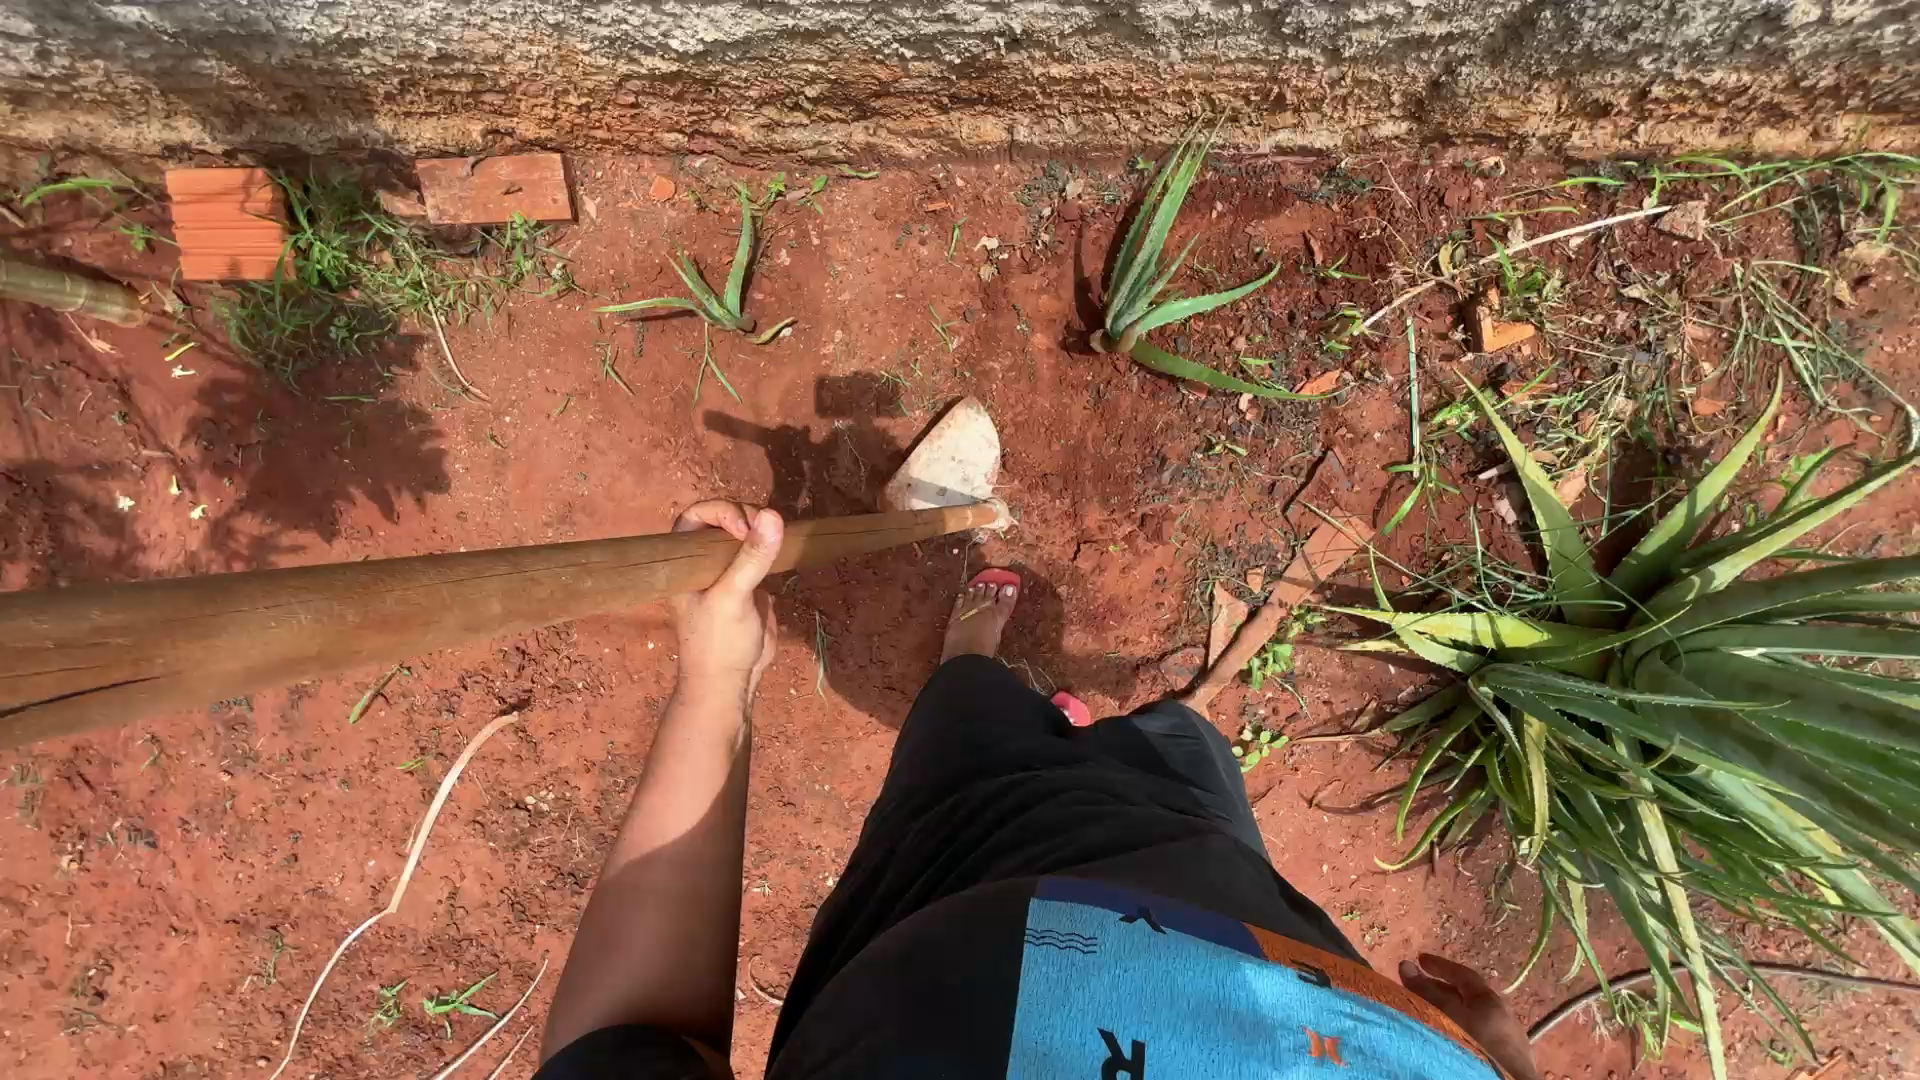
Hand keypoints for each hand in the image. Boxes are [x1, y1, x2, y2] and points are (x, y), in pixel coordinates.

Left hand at [669, 500, 783, 701]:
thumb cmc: (717, 641)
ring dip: (762, 530)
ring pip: (745, 534)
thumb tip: (773, 516)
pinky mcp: (750, 583)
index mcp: (685, 559)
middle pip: (724, 519)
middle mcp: (704, 559)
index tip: (744, 528)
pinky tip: (785, 550)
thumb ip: (752, 557)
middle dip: (747, 516)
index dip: (722, 511)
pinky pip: (761, 554)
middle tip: (766, 531)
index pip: (698, 515)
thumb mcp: (733, 597)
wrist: (732, 682)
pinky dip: (773, 547)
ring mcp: (728, 570)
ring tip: (777, 539)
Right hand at [1399, 953, 1540, 1079]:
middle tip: (1417, 987)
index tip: (1419, 960)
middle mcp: (1502, 1015)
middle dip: (1441, 989)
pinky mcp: (1506, 1060)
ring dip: (1450, 1011)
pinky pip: (1478, 1034)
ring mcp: (1507, 1039)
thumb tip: (1405, 965)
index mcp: (1490, 1000)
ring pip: (1472, 1017)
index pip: (1463, 974)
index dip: (1439, 965)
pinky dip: (1459, 1028)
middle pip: (1467, 996)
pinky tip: (1448, 1035)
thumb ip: (1425, 990)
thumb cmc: (1474, 1041)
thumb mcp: (1445, 1012)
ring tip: (1428, 1013)